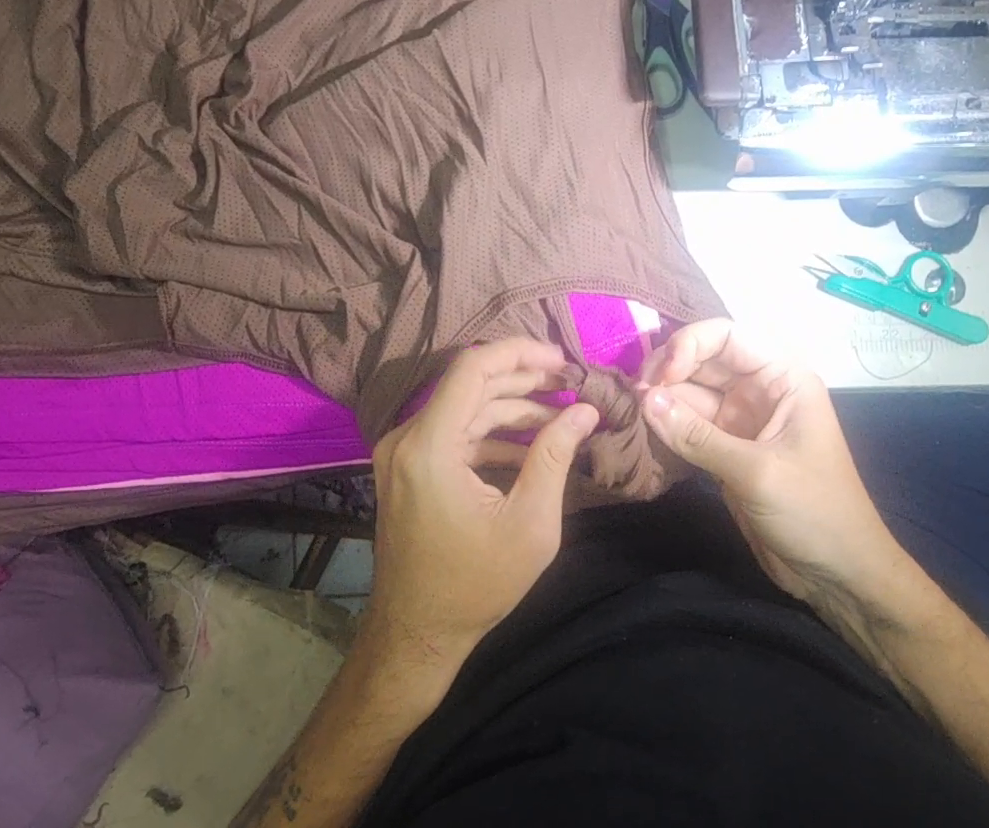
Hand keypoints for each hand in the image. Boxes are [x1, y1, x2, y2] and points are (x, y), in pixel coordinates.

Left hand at [362, 339, 598, 672]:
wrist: (417, 633)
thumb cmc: (475, 584)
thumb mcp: (530, 523)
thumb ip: (555, 456)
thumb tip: (585, 411)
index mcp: (429, 446)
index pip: (473, 369)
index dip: (520, 354)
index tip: (563, 361)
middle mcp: (406, 439)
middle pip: (470, 385)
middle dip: (524, 380)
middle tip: (571, 384)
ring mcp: (402, 454)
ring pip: (464, 409)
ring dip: (512, 409)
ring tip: (561, 415)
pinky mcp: (408, 469)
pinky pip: (454, 435)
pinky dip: (491, 435)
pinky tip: (531, 447)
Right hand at [638, 320, 908, 606]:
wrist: (838, 574)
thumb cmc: (815, 512)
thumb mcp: (756, 472)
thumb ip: (697, 436)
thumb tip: (644, 401)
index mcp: (784, 379)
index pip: (728, 335)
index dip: (690, 345)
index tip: (660, 378)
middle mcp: (761, 391)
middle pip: (704, 360)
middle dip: (667, 371)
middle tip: (633, 396)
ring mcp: (742, 421)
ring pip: (691, 394)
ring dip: (661, 400)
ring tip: (631, 413)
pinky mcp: (726, 451)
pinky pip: (689, 426)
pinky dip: (666, 427)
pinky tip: (643, 432)